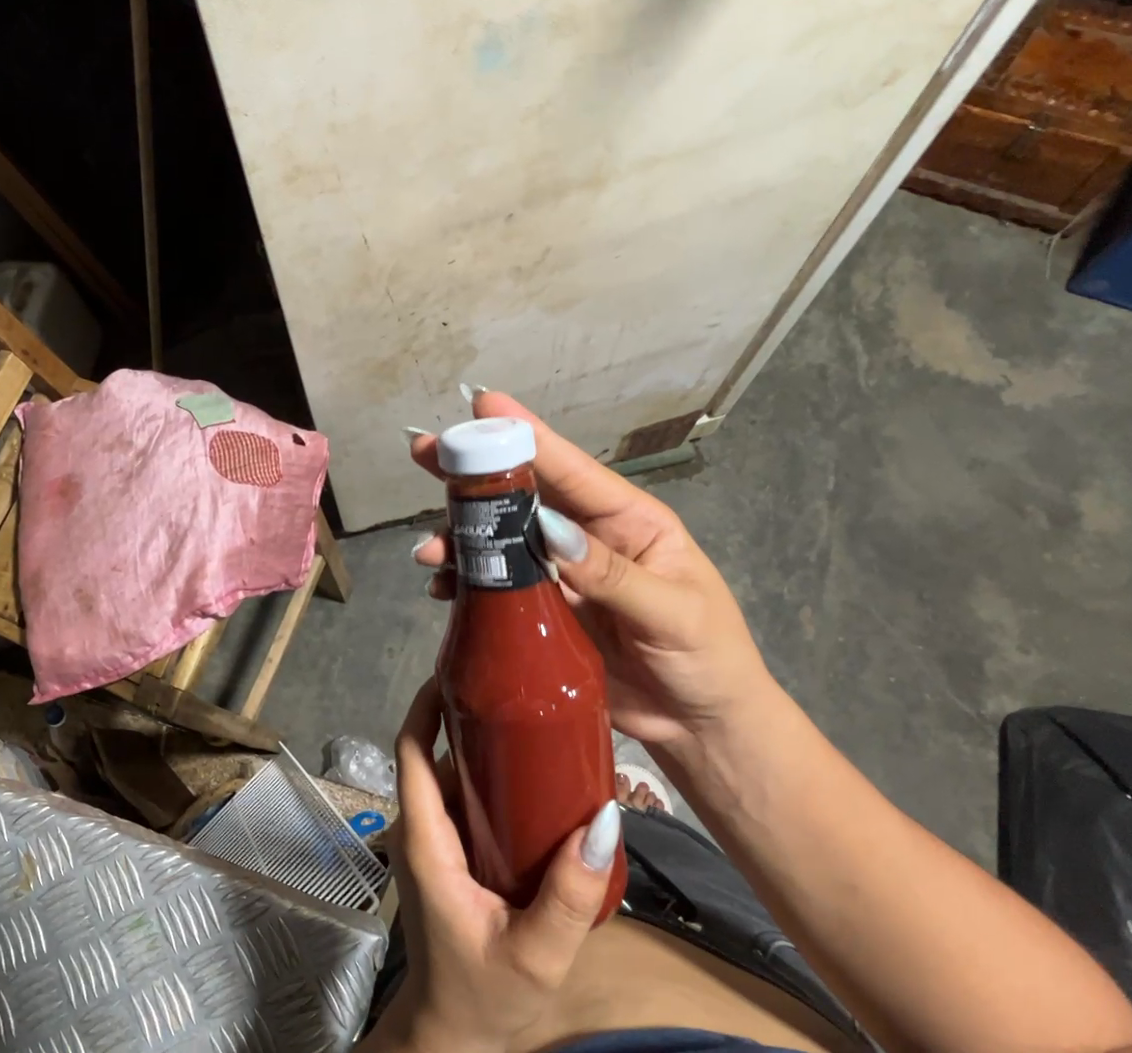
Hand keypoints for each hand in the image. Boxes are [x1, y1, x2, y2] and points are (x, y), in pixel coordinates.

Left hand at [362, 678, 620, 1052]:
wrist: (451, 1034)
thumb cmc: (483, 996)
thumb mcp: (536, 955)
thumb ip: (570, 896)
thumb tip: (606, 820)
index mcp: (425, 841)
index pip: (412, 754)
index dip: (426, 706)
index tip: (458, 671)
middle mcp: (421, 830)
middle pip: (433, 755)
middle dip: (464, 716)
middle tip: (519, 689)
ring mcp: (434, 843)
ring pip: (451, 778)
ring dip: (483, 748)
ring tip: (535, 721)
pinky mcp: (451, 856)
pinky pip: (466, 803)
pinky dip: (493, 782)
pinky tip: (538, 780)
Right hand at [409, 389, 778, 749]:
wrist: (700, 725)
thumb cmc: (707, 658)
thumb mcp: (672, 612)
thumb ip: (611, 572)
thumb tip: (548, 528)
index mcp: (628, 523)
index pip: (572, 471)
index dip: (526, 435)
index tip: (483, 404)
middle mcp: (586, 539)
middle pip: (522, 496)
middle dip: (472, 475)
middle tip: (424, 453)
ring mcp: (560, 576)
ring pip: (499, 543)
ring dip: (460, 539)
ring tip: (429, 554)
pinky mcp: (541, 614)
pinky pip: (495, 588)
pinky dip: (465, 584)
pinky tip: (442, 589)